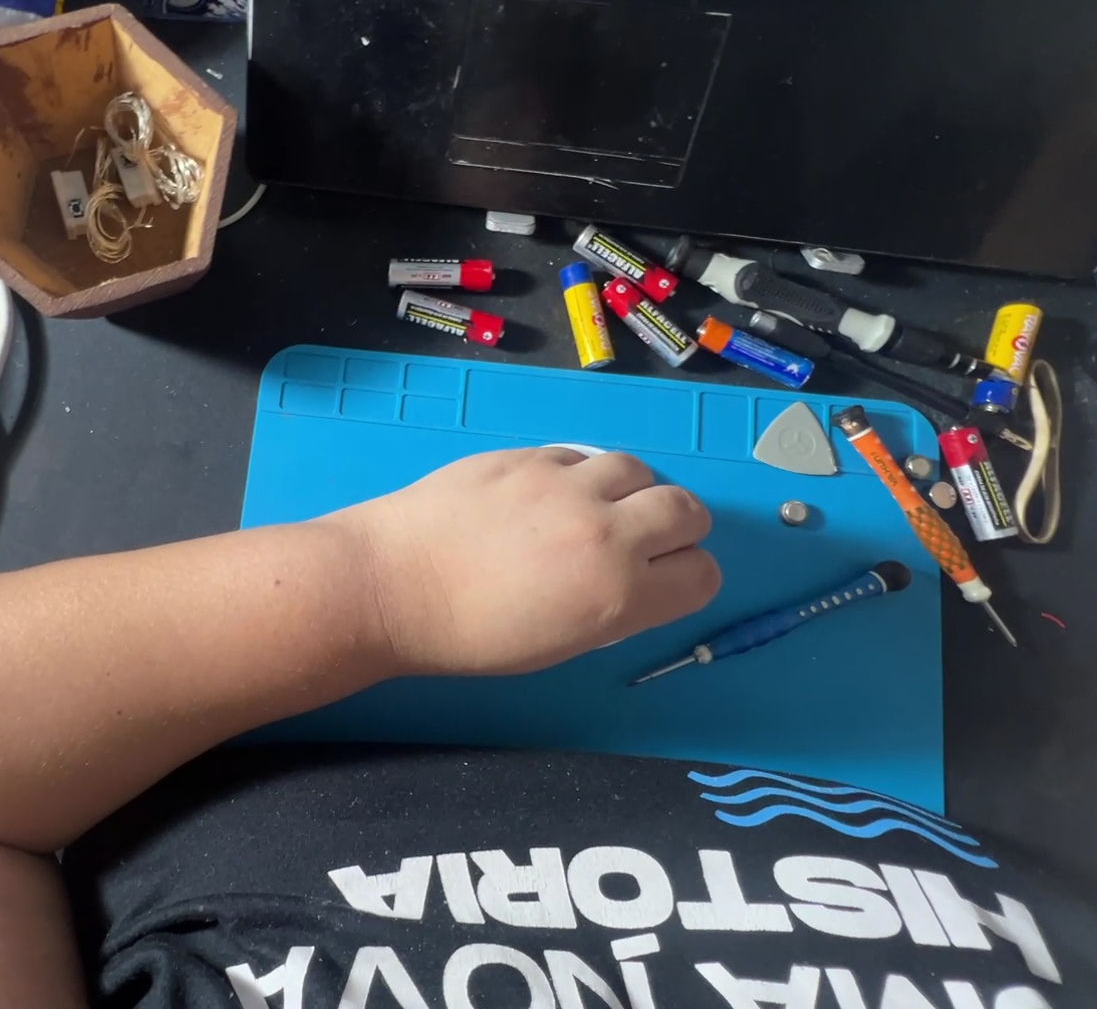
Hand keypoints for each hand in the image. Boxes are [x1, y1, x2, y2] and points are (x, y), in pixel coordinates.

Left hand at [331, 447, 719, 675]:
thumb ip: (613, 606)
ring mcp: (563, 484)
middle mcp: (605, 531)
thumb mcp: (558, 642)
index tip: (662, 577)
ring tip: (588, 509)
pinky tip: (540, 494)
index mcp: (619, 595)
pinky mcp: (524, 456)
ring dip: (625, 490)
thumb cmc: (469, 635)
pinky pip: (576, 455)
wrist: (395, 584)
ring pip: (634, 468)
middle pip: (686, 508)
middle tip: (636, 537)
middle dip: (673, 526)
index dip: (686, 576)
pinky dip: (574, 474)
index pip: (702, 573)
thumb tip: (635, 576)